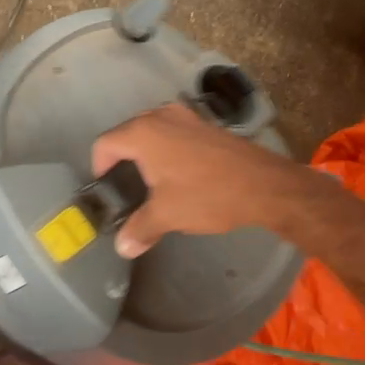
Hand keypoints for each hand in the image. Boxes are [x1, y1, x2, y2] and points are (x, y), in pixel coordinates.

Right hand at [91, 103, 329, 256]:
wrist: (265, 185)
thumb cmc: (208, 194)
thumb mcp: (168, 215)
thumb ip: (140, 229)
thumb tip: (122, 247)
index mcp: (142, 132)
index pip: (105, 144)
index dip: (99, 167)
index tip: (107, 189)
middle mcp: (158, 116)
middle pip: (126, 133)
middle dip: (123, 159)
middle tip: (128, 186)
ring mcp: (184, 116)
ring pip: (151, 130)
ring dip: (146, 152)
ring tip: (154, 180)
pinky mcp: (204, 123)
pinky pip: (173, 131)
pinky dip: (168, 147)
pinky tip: (181, 172)